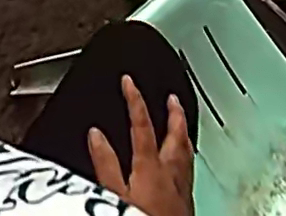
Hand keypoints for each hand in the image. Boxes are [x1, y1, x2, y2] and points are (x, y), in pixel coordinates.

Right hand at [87, 75, 193, 215]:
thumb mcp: (113, 196)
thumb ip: (106, 164)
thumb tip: (96, 134)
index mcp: (150, 167)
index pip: (142, 123)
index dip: (134, 99)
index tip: (129, 81)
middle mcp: (170, 175)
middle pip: (175, 136)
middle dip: (173, 114)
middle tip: (172, 97)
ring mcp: (182, 193)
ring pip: (187, 155)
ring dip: (184, 135)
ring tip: (183, 125)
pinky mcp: (188, 209)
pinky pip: (189, 174)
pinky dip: (186, 162)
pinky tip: (184, 167)